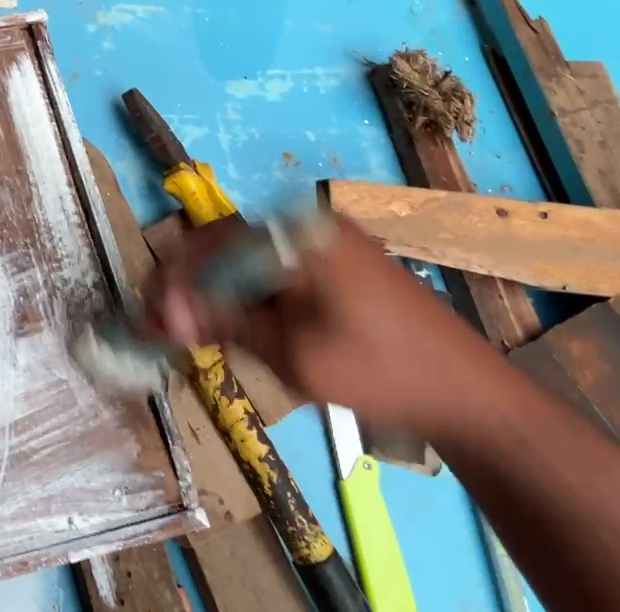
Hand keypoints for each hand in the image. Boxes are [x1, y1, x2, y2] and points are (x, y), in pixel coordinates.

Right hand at [145, 213, 493, 433]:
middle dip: (186, 284)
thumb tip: (161, 314)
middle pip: (222, 244)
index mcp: (300, 235)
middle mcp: (307, 223)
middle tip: (161, 324)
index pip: (210, 244)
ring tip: (186, 328)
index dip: (173, 280)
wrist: (470, 395)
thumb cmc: (384, 374)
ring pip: (242, 256)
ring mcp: (321, 239)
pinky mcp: (330, 260)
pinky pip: (268, 266)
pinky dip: (241, 293)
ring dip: (211, 290)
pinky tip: (228, 322)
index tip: (150, 316)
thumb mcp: (294, 355)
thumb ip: (224, 324)